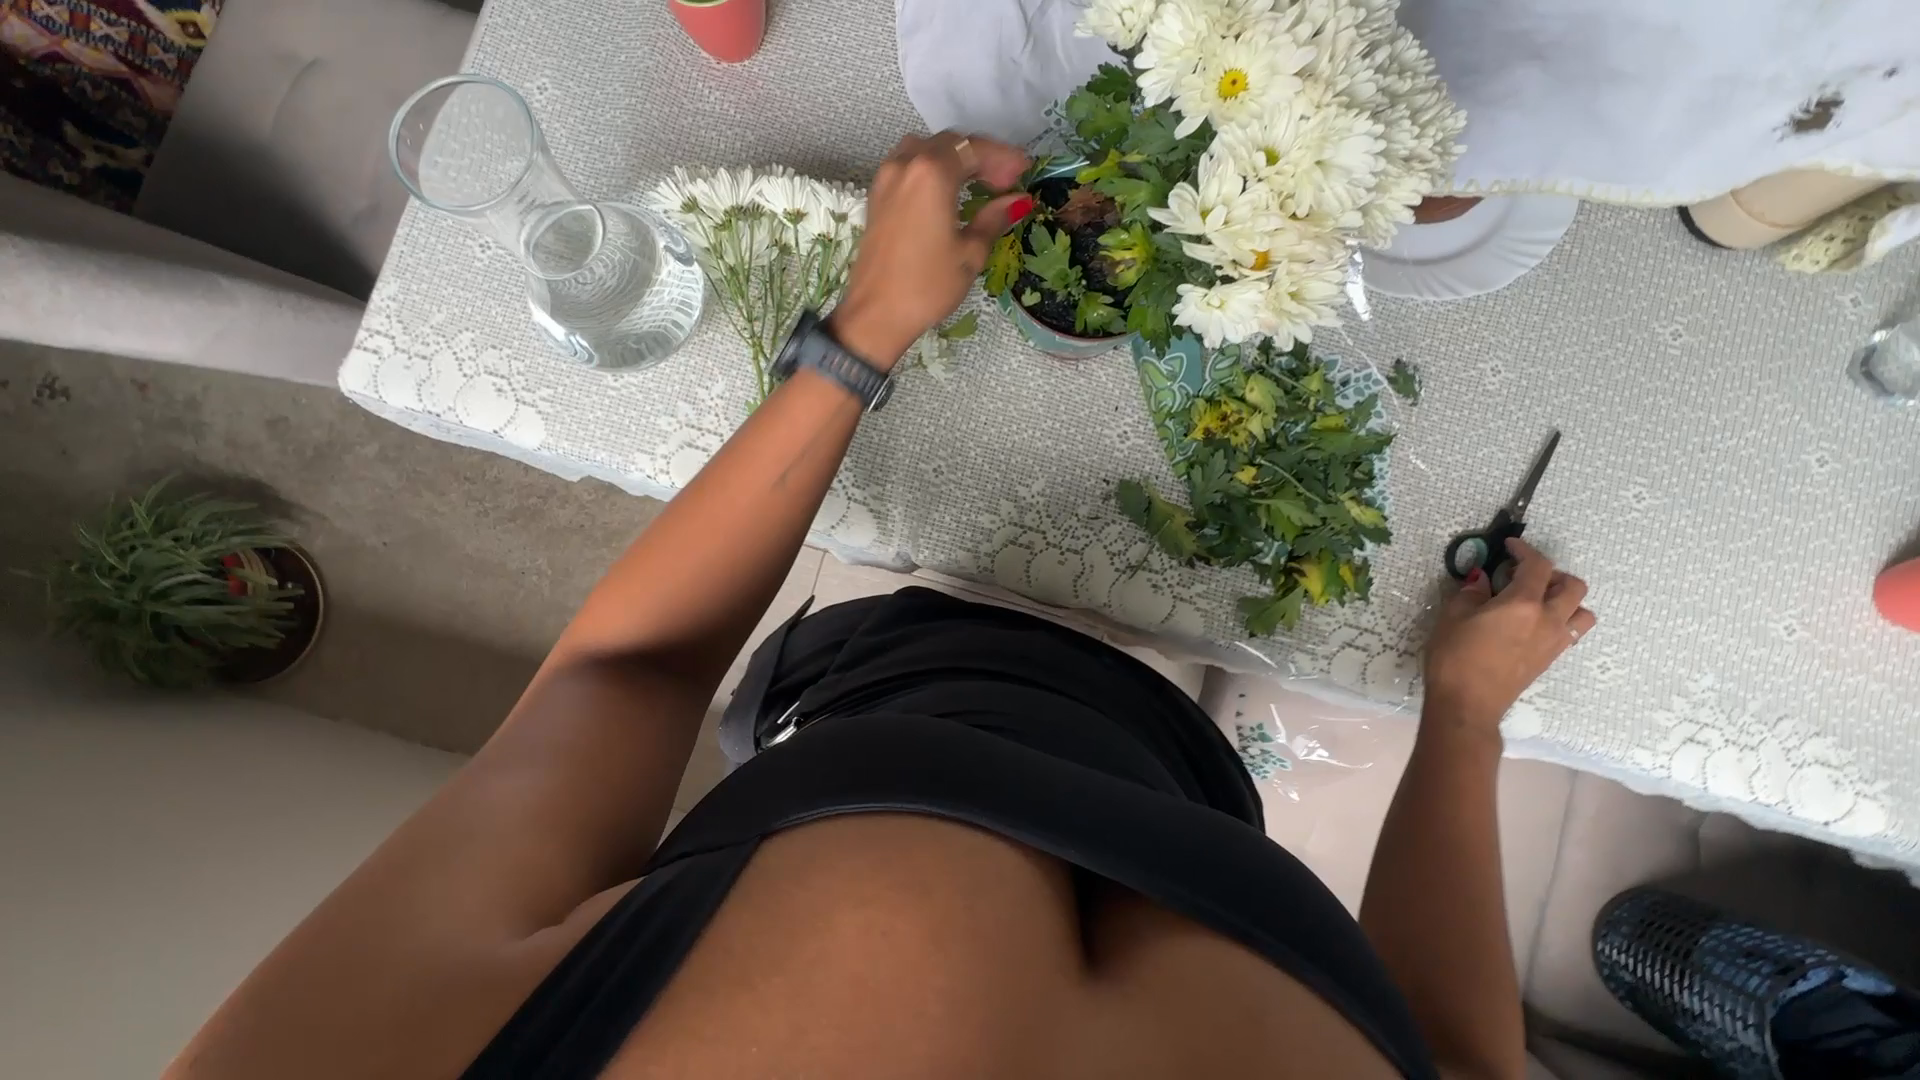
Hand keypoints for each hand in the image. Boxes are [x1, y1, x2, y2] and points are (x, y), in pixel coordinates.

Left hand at [825, 131, 1031, 370]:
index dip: (1003, 158)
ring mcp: (886, 178)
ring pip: (925, 150)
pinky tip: (947, 193)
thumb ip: (993, 219)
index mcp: (932, 173)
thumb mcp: (970, 254)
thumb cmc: (927, 286)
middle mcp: (905, 164)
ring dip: (954, 159)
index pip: (974, 149)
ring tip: (977, 183)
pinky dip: (931, 171)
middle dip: (980, 156)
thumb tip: (1016, 201)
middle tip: (1005, 181)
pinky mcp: (876, 196)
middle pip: (949, 144)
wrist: (876, 314)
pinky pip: (908, 167)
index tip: (1024, 171)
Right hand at [1422, 538, 1596, 732]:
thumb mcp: (1452, 617)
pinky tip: (1531, 624)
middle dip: (1552, 574)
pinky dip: (1559, 619)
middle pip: (1573, 586)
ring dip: (1566, 599)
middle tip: (1523, 576)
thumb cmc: (1454, 656)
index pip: (1537, 566)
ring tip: (1537, 601)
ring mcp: (1554, 641)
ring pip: (1582, 611)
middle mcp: (1548, 619)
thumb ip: (1471, 593)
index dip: (1524, 550)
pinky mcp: (1551, 658)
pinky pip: (1571, 631)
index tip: (1510, 546)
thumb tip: (1482, 581)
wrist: (1468, 702)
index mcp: (1522, 603)